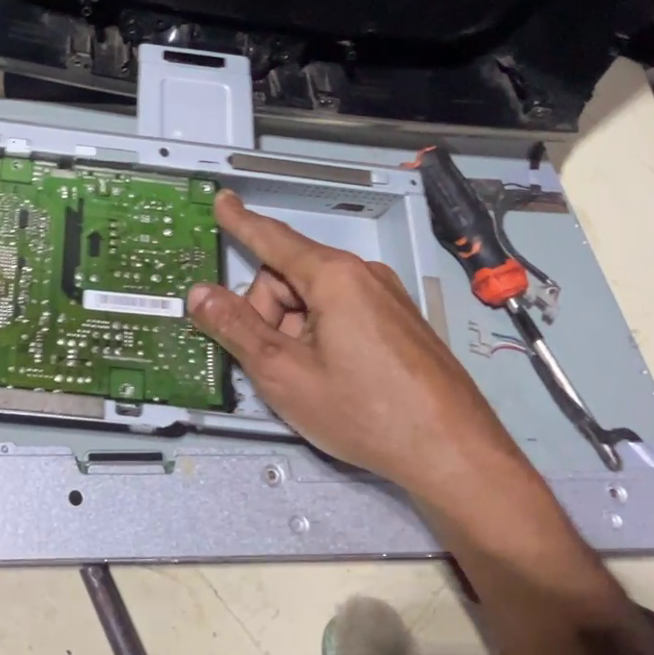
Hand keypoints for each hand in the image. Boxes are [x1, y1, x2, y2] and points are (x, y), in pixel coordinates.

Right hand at [186, 191, 523, 492]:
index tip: (222, 201)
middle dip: (268, 314)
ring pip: (313, 300)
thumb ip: (235, 328)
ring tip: (307, 380)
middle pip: (288, 278)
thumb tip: (199, 294)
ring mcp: (385, 299)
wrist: (453, 453)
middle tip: (273, 364)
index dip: (240, 222)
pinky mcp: (398, 324)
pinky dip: (320, 337)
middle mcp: (363, 276)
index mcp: (334, 277)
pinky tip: (331, 379)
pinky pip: (341, 314)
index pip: (272, 239)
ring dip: (293, 331)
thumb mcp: (283, 373)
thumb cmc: (367, 413)